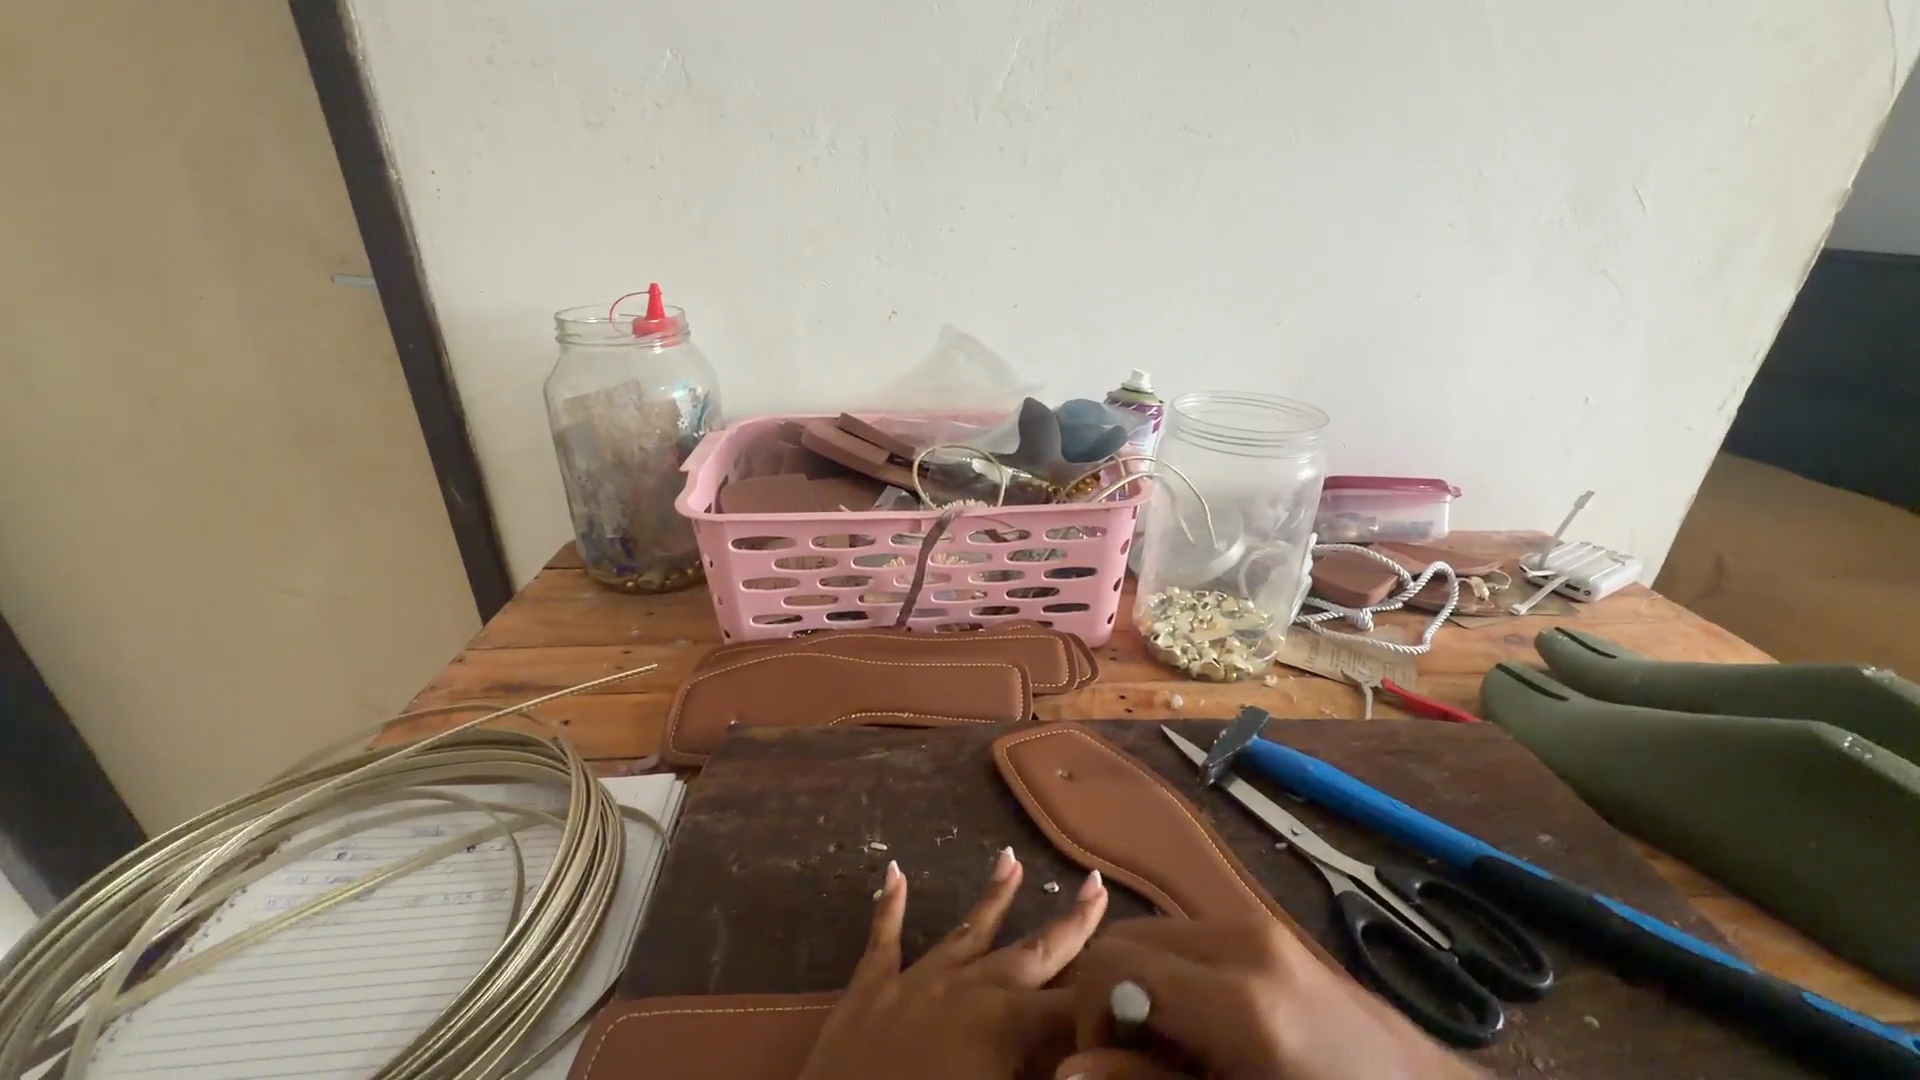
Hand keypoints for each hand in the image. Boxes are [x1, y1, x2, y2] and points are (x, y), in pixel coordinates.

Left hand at [798, 848, 1110, 1079]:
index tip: (1139, 952)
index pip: (1071, 999)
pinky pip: (883, 939)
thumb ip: (1045, 1075)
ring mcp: (915, 982)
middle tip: (1095, 883)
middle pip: (1030, 951)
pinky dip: (889, 905)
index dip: (1107, 980)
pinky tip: (893, 871)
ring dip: (992, 897)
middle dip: (1068, 921)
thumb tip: (1081, 1060)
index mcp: (1004, 1025)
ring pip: (966, 930)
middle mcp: (967, 988)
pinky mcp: (868, 989)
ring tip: (1009, 858)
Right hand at [1055, 919, 1487, 1079]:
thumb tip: (1066, 1071)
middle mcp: (1242, 941)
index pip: (1112, 966)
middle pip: (1125, 940)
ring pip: (1152, 934)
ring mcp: (1257, 928)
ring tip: (1167, 1047)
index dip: (1090, 1019)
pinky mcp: (1267, 931)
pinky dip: (1169, 974)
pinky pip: (1186, 939)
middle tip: (1132, 1062)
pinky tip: (1197, 1025)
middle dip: (1108, 999)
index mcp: (1240, 1000)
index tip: (1108, 1070)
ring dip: (1138, 985)